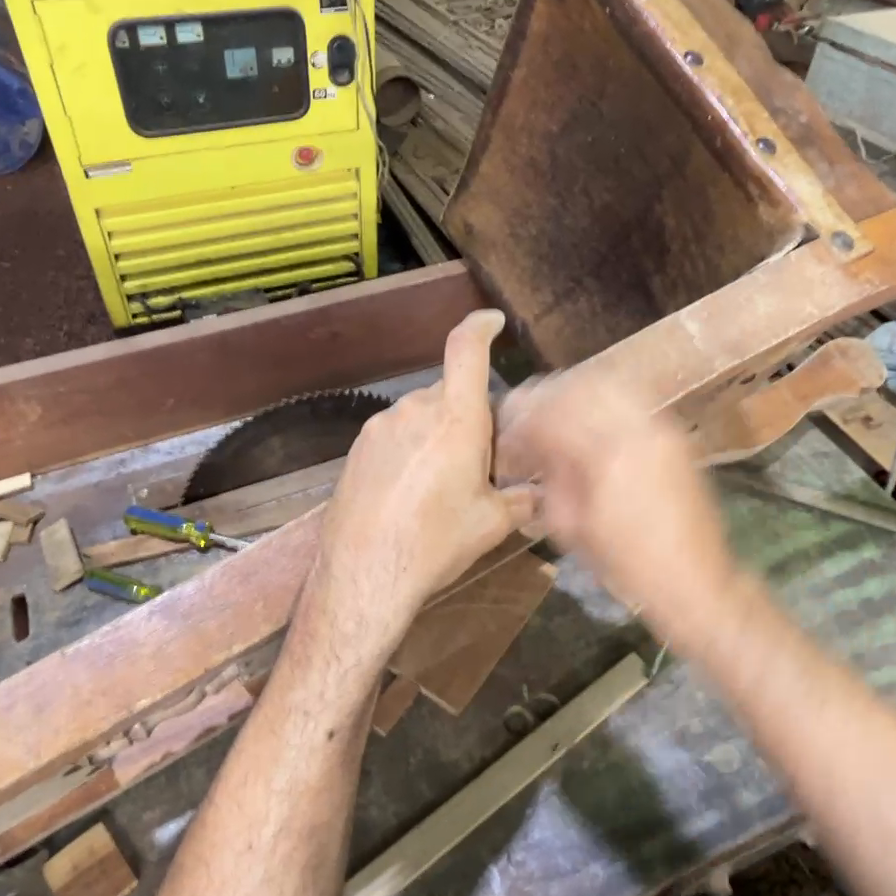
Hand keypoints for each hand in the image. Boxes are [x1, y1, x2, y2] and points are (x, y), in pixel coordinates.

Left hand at [305, 310, 537, 652]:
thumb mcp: (492, 524)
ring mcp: (380, 427)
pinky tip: (409, 495)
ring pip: (421, 417)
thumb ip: (521, 499)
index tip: (492, 322)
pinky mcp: (358, 448)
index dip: (480, 327)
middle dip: (467, 418)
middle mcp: (415, 410)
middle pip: (449, 394)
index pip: (466, 349)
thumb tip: (537, 494)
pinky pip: (395, 436)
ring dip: (436, 437)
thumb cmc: (436, 542)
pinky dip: (410, 451)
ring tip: (440, 488)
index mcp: (455, 418)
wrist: (364, 573)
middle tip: (479, 464)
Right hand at [495, 371, 738, 617]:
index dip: (520, 422)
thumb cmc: (628, 567)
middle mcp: (637, 429)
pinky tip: (587, 425)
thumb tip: (532, 450)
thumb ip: (551, 479)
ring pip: (606, 384)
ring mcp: (660, 427)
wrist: (696, 583)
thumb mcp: (574, 529)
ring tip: (554, 418)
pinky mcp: (674, 434)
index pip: (550, 415)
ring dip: (573, 395)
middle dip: (544, 399)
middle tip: (525, 420)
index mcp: (607, 456)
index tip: (506, 438)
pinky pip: (630, 399)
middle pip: (578, 387)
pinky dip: (601, 402)